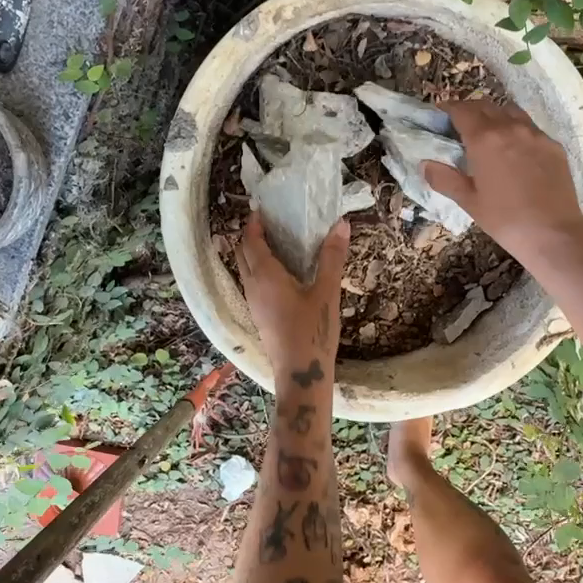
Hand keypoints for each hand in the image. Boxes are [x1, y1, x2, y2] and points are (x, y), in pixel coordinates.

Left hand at [237, 213, 349, 377]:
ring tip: (278, 244)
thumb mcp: (327, 291)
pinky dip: (260, 270)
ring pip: (245, 270)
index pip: (251, 241)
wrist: (301, 373)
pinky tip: (282, 274)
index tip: (264, 210)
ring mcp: (253, 303)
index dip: (254, 223)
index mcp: (265, 276)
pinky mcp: (259, 316)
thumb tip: (341, 224)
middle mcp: (253, 286)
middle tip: (271, 224)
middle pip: (242, 254)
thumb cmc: (313, 330)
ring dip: (254, 254)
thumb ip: (332, 257)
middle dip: (251, 236)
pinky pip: (253, 284)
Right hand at [422, 100, 582, 256]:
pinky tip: (515, 151)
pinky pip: (530, 128)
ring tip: (488, 133)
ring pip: (510, 112)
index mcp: (485, 139)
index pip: (462, 110)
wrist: (553, 233)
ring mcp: (536, 134)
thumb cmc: (505, 220)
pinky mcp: (553, 146)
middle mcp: (511, 128)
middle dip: (470, 109)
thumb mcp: (469, 201)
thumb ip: (444, 179)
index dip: (448, 108)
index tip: (440, 113)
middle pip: (486, 106)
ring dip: (494, 115)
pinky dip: (516, 130)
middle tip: (460, 124)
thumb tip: (425, 165)